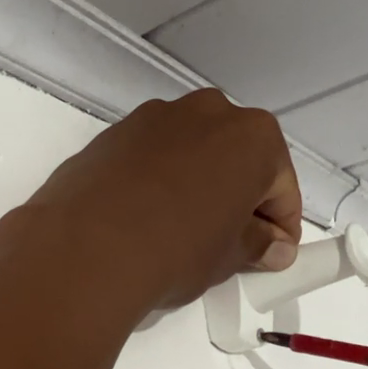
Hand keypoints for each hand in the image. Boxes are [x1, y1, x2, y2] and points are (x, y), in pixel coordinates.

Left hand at [18, 89, 302, 312]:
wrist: (85, 248)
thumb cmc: (176, 249)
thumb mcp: (229, 256)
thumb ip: (259, 244)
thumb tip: (273, 245)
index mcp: (253, 137)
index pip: (282, 185)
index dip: (281, 225)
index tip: (274, 253)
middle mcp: (208, 112)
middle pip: (238, 159)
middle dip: (240, 198)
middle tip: (231, 244)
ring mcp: (156, 117)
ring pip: (193, 153)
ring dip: (198, 186)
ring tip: (183, 234)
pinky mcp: (114, 133)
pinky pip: (153, 158)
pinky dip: (159, 183)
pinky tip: (146, 221)